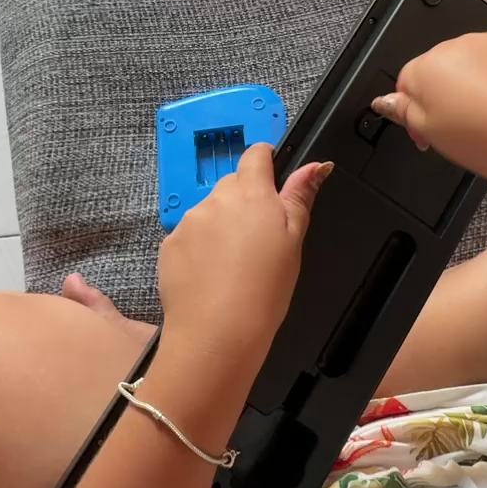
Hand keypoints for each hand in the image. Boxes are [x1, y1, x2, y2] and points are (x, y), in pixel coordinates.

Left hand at [157, 146, 331, 369]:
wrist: (217, 332)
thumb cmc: (265, 290)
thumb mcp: (294, 241)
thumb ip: (301, 196)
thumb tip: (316, 165)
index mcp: (251, 193)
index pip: (256, 154)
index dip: (266, 161)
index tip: (272, 180)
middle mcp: (216, 199)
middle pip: (232, 185)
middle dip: (245, 201)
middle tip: (258, 238)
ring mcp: (189, 221)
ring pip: (209, 211)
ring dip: (221, 225)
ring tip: (234, 264)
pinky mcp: (170, 243)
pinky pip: (188, 236)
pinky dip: (199, 248)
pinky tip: (211, 275)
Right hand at [372, 28, 486, 181]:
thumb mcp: (437, 136)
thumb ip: (406, 114)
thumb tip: (386, 101)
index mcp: (430, 65)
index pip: (406, 82)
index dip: (416, 114)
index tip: (432, 135)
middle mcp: (462, 44)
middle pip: (443, 70)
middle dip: (450, 98)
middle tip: (467, 133)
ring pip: (478, 65)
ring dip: (482, 88)